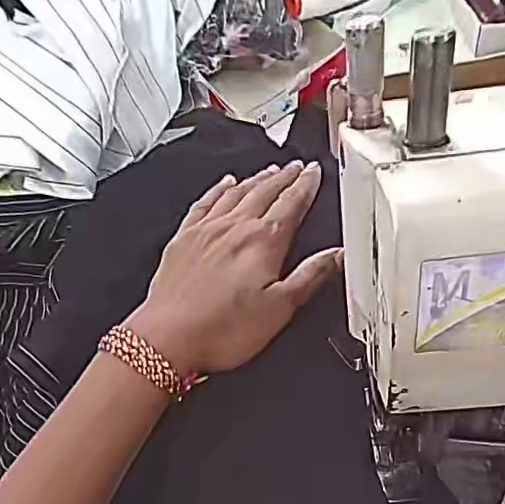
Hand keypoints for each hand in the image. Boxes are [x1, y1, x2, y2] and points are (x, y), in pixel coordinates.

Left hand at [122, 161, 339, 378]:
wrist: (168, 337)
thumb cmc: (223, 330)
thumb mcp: (281, 308)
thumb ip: (311, 276)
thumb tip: (336, 255)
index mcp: (263, 242)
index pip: (292, 204)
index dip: (306, 186)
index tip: (314, 173)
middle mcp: (234, 228)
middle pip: (265, 191)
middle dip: (285, 176)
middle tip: (297, 166)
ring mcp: (206, 231)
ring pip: (237, 192)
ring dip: (257, 178)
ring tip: (270, 170)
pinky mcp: (183, 240)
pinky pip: (205, 202)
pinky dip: (219, 189)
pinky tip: (224, 184)